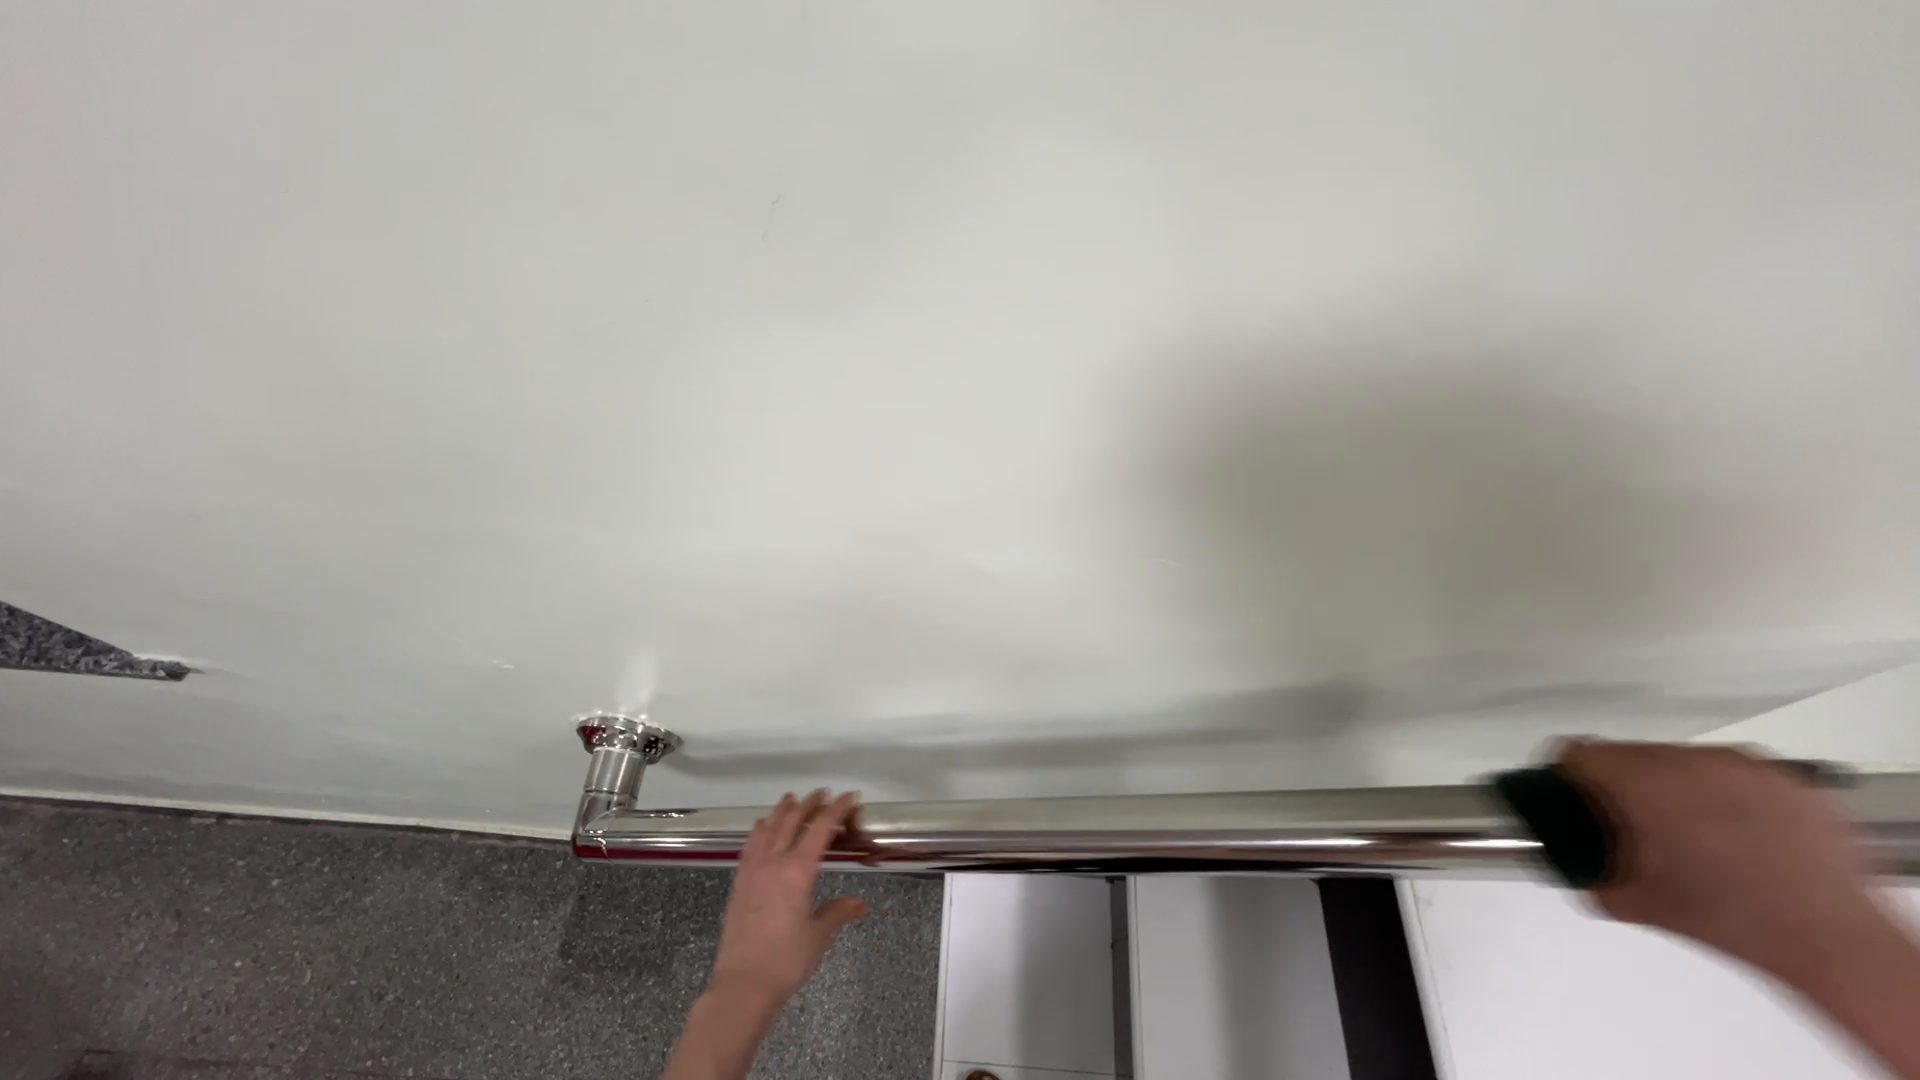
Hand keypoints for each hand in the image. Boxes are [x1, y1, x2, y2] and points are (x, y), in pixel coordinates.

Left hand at [707, 789, 866, 1010]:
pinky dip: (759, 830)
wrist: (742, 984)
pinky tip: (761, 827)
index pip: (820, 829)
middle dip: (809, 804)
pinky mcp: (739, 884)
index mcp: (798, 871)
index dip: (836, 809)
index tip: (850, 796)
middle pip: (792, 821)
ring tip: (791, 799)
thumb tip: (858, 904)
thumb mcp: (818, 936)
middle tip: (822, 793)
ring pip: (768, 829)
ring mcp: (752, 872)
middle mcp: (774, 863)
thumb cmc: (786, 960)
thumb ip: (837, 913)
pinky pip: (750, 846)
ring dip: (782, 811)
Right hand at [1556, 740, 1886, 987]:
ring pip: (1678, 757)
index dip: (1565, 771)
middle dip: (1621, 782)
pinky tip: (1731, 827)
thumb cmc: (1741, 922)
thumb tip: (1572, 859)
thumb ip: (1584, 869)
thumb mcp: (1630, 901)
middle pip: (1626, 752)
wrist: (1833, 943)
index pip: (1577, 750)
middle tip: (1631, 820)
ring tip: (1686, 828)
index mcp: (1642, 786)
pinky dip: (1721, 791)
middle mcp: (1689, 764)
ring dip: (1670, 783)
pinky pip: (1731, 769)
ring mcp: (1743, 766)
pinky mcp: (1786, 777)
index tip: (1569, 783)